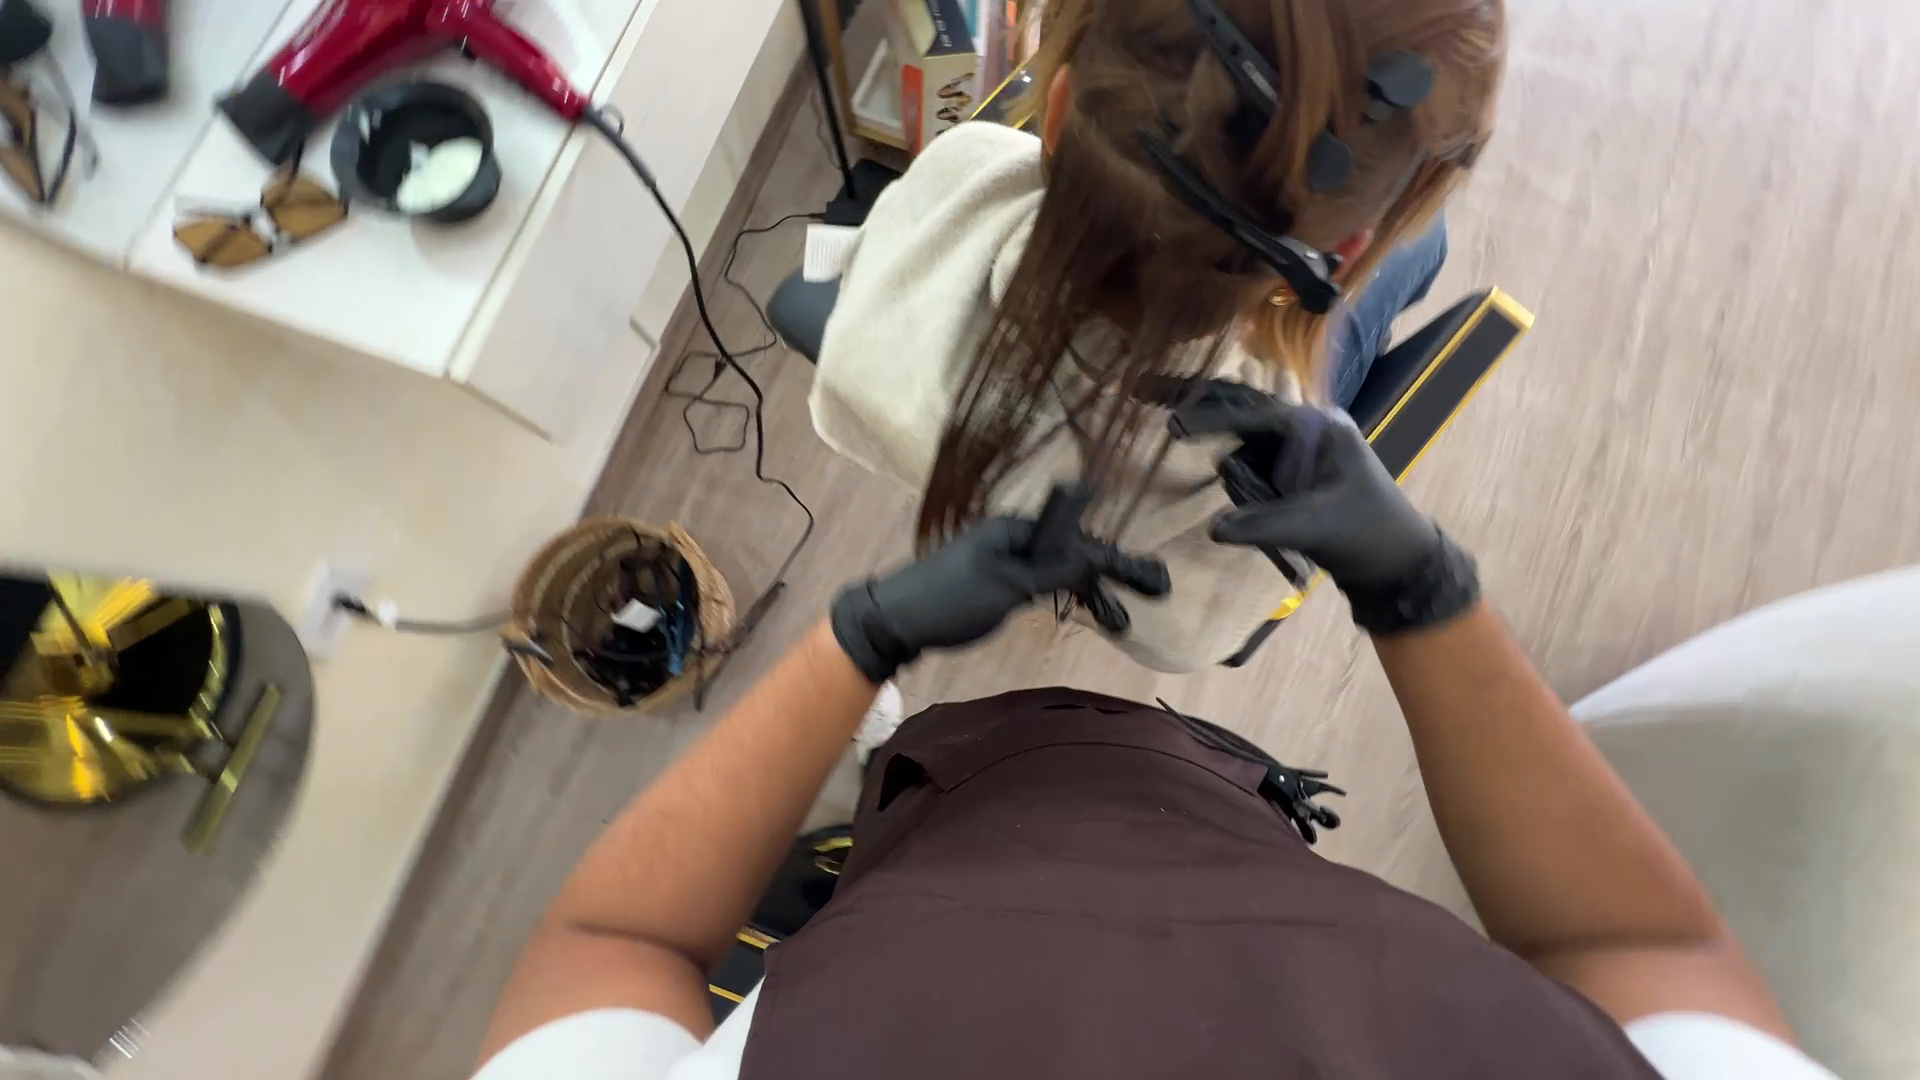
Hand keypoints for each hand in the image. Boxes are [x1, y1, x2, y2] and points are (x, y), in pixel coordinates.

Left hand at [830, 515, 1170, 682]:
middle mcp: (1013, 540)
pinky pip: (1039, 584)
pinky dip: (1062, 596)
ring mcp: (1004, 561)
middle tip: (1156, 592)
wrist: (894, 620)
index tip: (1154, 579)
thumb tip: (1095, 556)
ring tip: (1121, 623)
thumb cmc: (949, 598)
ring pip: (1058, 573)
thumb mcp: (1006, 587)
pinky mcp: (994, 583)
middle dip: (1112, 576)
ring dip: (1089, 594)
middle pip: (1073, 554)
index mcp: (1016, 531)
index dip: (1118, 561)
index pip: (1078, 542)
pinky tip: (1082, 607)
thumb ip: (1053, 572)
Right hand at [1141, 376, 1478, 634]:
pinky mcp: (1283, 468)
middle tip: (1143, 385)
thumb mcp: (1315, 528)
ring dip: (1200, 418)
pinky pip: (1243, 455)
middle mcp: (1303, 427)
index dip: (1210, 418)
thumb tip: (1212, 529)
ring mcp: (1292, 447)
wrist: (1396, 561)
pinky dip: (1218, 452)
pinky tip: (1187, 440)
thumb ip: (1263, 525)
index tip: (1172, 426)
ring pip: (1236, 427)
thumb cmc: (1367, 534)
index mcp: (1318, 428)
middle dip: (1194, 396)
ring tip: (1154, 402)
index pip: (1255, 413)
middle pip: (1240, 403)